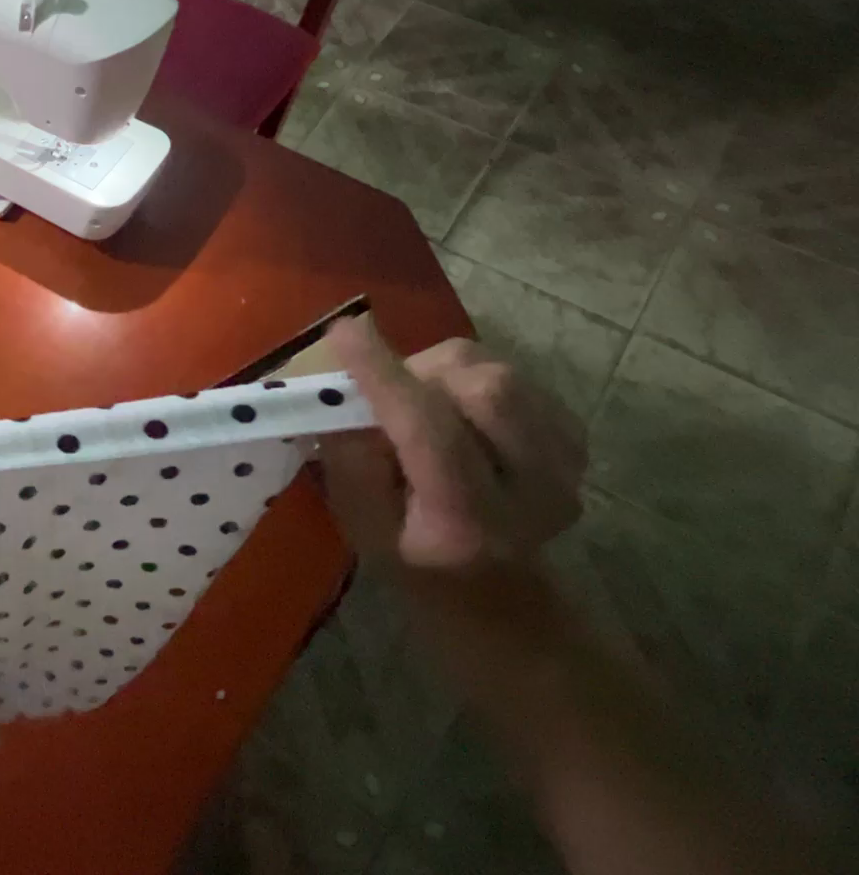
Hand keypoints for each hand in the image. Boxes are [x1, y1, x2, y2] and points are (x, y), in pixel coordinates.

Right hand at [317, 314, 584, 568]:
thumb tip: (342, 391)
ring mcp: (567, 466)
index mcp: (466, 521)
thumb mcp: (358, 520)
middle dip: (422, 373)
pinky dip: (472, 380)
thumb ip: (347, 457)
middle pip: (486, 388)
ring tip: (422, 403)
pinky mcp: (576, 442)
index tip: (345, 330)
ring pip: (502, 373)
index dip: (384, 375)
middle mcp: (533, 491)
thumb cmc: (407, 554)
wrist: (492, 588)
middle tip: (390, 391)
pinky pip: (518, 377)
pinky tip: (458, 411)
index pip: (429, 432)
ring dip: (446, 374)